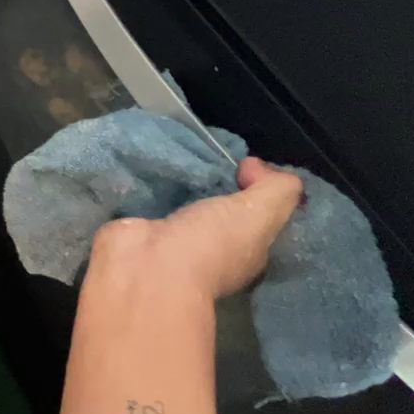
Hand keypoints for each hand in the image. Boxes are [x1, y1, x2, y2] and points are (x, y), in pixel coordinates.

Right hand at [92, 158, 303, 299]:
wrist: (146, 263)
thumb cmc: (211, 244)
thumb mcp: (260, 214)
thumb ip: (275, 189)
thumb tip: (257, 165)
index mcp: (247, 249)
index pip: (259, 217)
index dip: (258, 188)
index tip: (244, 163)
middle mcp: (212, 246)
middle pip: (218, 207)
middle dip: (213, 181)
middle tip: (206, 152)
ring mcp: (171, 238)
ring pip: (180, 202)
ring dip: (176, 180)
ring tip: (172, 150)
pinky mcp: (137, 227)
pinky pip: (145, 198)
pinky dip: (143, 182)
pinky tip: (142, 161)